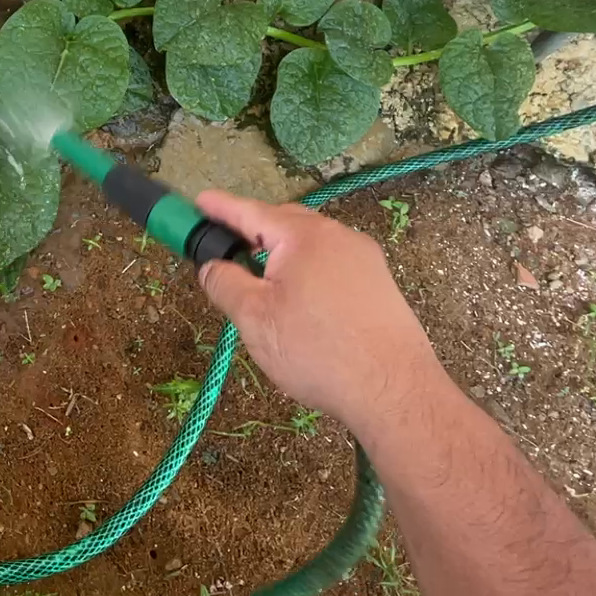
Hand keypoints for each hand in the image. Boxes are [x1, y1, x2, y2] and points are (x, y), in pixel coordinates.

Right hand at [194, 191, 447, 436]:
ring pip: (309, 243)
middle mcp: (338, 237)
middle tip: (223, 246)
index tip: (198, 200)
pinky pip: (330, 262)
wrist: (397, 396)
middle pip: (282, 222)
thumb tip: (212, 266)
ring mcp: (365, 260)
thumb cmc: (317, 351)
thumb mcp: (253, 317)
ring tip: (258, 277)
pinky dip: (303, 267)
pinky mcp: (380, 286)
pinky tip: (296, 297)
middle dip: (250, 229)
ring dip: (278, 251)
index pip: (250, 212)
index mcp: (303, 236)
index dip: (219, 207)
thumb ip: (223, 282)